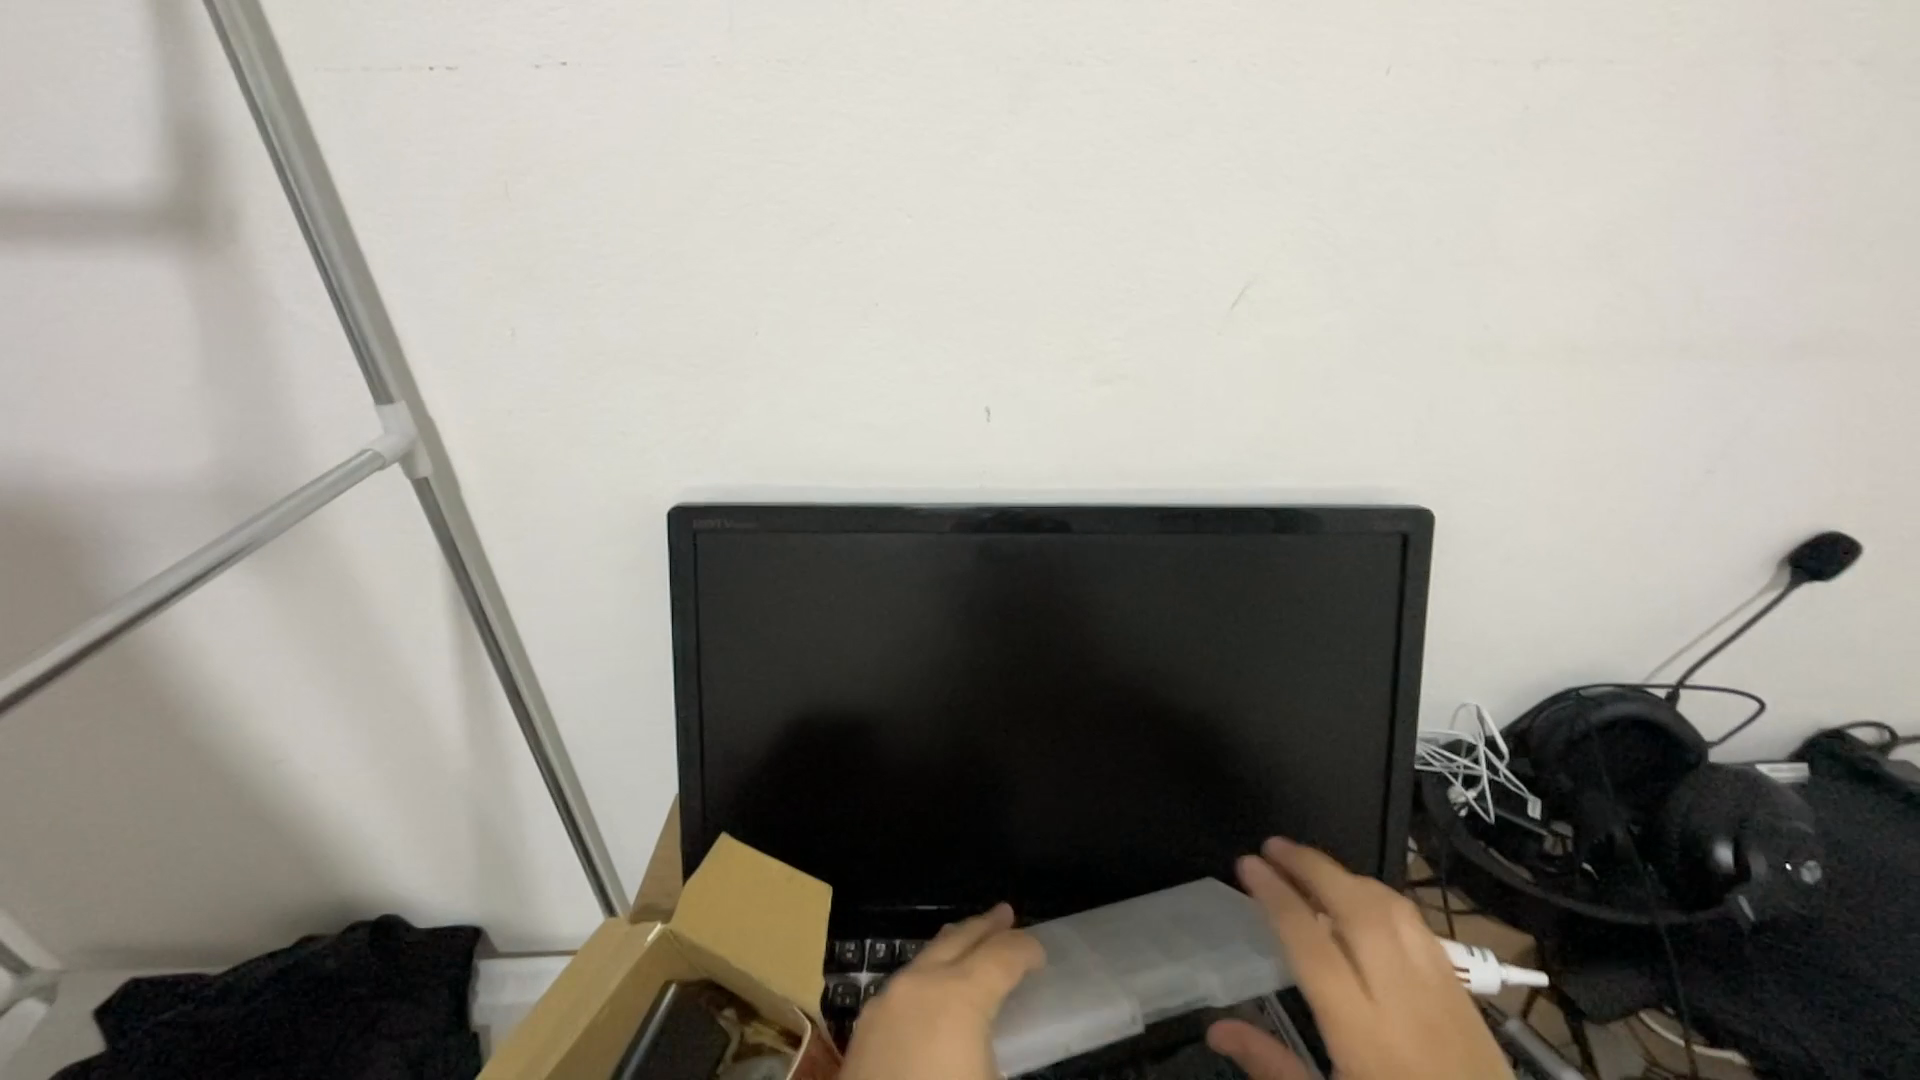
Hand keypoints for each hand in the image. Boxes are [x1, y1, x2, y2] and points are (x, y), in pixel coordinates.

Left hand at [840, 903, 1044, 1079]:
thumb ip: (1009, 1060)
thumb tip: (1004, 1048)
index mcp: (959, 995)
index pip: (1002, 956)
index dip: (1025, 950)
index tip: (1040, 954)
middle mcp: (920, 985)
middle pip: (959, 940)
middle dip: (985, 927)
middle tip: (1005, 914)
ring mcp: (885, 1003)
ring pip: (926, 957)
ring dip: (954, 948)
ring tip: (971, 944)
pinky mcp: (865, 1029)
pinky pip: (905, 984)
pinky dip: (928, 974)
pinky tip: (932, 991)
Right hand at [1208, 839, 1512, 1079]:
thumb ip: (1271, 1065)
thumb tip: (1215, 1029)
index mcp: (1362, 1032)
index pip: (1312, 944)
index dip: (1276, 896)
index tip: (1247, 864)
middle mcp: (1401, 998)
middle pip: (1356, 910)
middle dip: (1312, 867)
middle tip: (1273, 846)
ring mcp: (1440, 990)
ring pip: (1393, 909)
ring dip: (1347, 877)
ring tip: (1310, 867)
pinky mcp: (1463, 993)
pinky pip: (1419, 926)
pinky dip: (1382, 898)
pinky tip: (1362, 901)